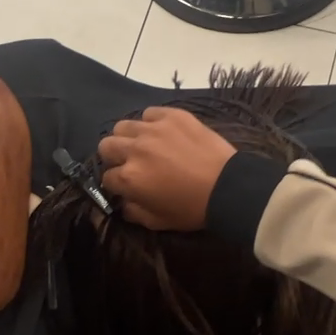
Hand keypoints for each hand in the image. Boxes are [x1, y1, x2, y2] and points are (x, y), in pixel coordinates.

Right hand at [97, 107, 237, 229]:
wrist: (228, 187)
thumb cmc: (192, 209)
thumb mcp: (158, 221)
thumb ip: (133, 212)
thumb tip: (123, 203)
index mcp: (129, 178)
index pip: (106, 178)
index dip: (115, 184)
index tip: (126, 186)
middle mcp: (135, 149)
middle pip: (106, 146)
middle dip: (114, 157)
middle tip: (130, 163)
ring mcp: (153, 129)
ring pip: (123, 126)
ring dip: (128, 137)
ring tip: (143, 144)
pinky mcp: (172, 116)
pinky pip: (149, 113)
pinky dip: (151, 122)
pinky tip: (162, 132)